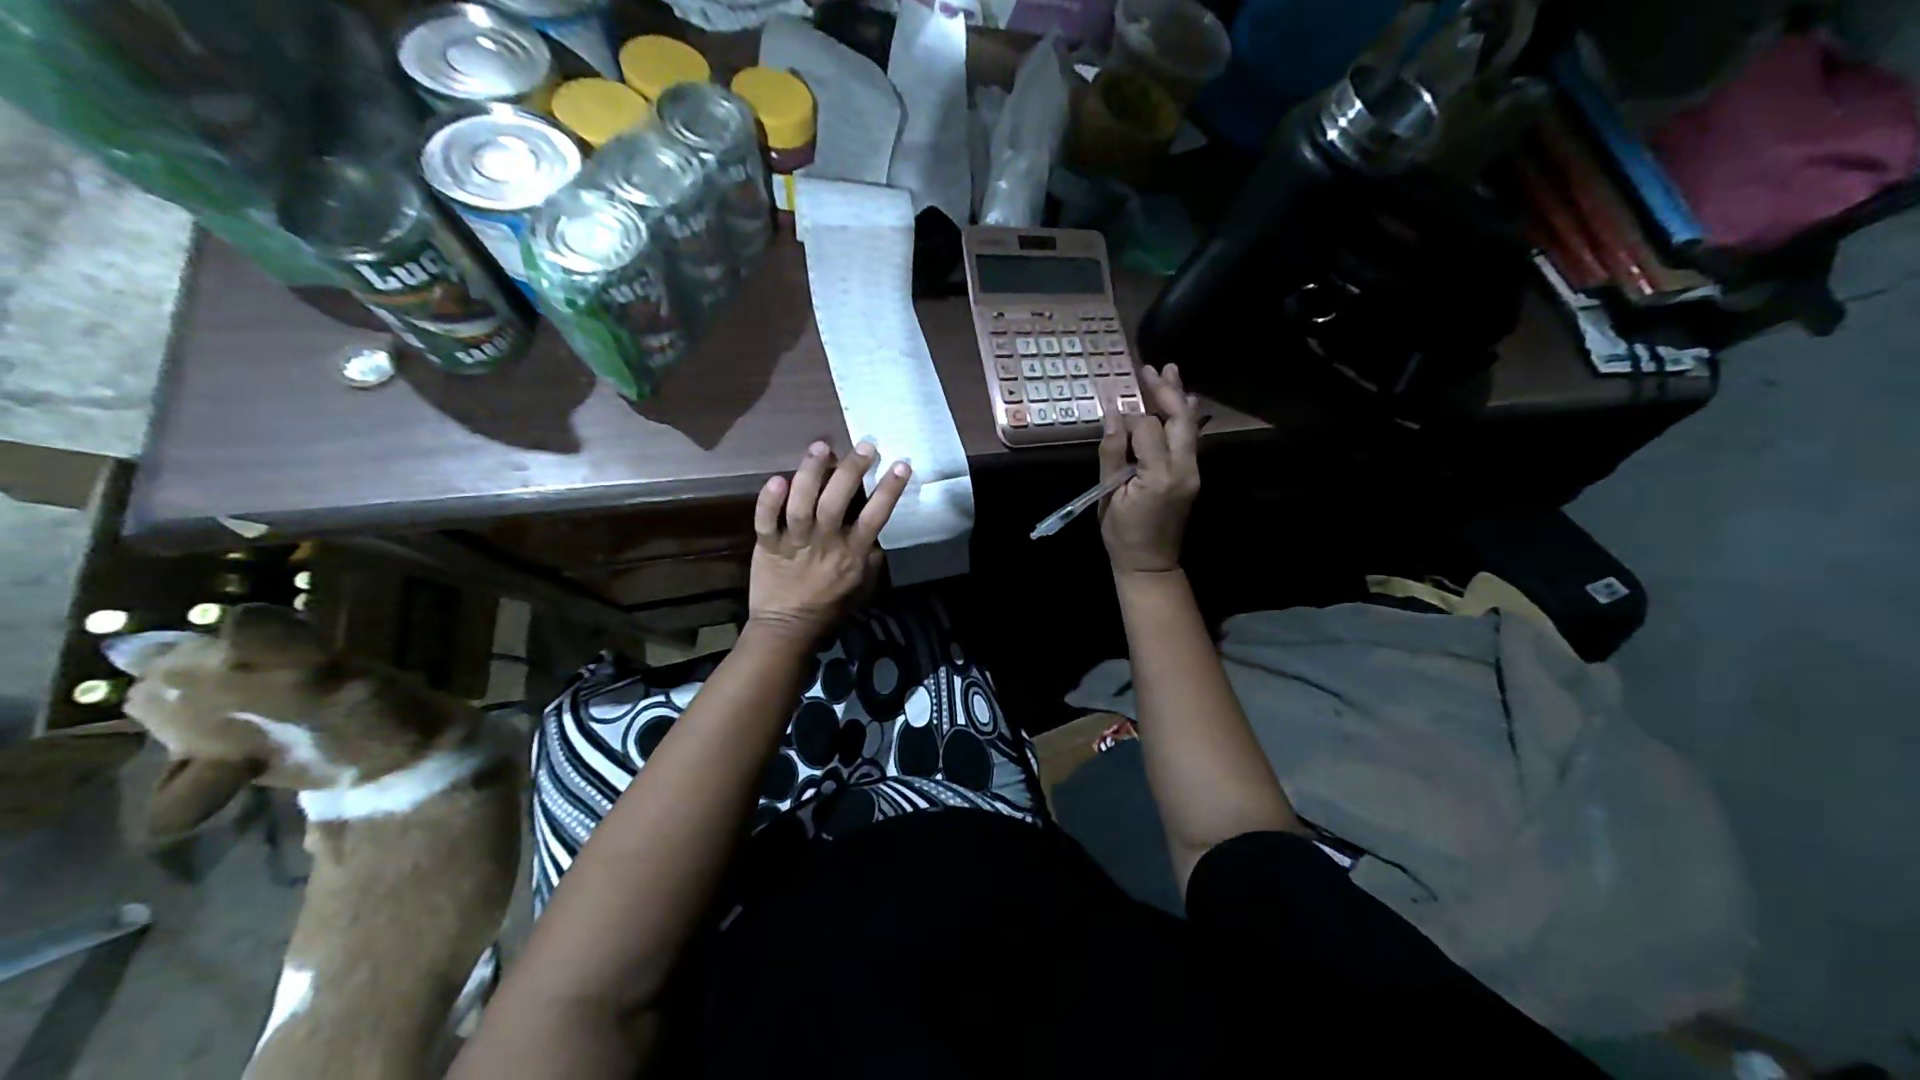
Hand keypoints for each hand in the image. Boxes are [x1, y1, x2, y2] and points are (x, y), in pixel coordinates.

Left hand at [749, 440, 910, 644]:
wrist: (787, 629)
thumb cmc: (830, 608)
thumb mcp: (864, 587)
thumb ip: (871, 558)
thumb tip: (878, 534)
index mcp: (852, 553)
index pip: (875, 516)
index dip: (889, 489)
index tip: (900, 464)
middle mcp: (825, 542)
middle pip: (838, 501)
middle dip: (852, 470)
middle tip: (865, 445)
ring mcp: (795, 543)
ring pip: (801, 503)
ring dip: (811, 473)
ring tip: (822, 447)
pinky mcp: (768, 546)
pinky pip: (766, 521)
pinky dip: (768, 501)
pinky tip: (776, 479)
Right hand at [1098, 364, 1200, 575]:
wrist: (1150, 564)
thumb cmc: (1122, 534)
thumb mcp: (1108, 495)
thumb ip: (1112, 453)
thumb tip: (1112, 414)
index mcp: (1159, 475)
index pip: (1146, 428)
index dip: (1129, 415)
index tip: (1112, 406)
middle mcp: (1183, 469)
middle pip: (1179, 419)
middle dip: (1165, 391)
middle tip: (1152, 368)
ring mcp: (1192, 472)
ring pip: (1189, 426)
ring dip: (1178, 398)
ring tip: (1171, 370)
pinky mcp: (1191, 475)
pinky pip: (1190, 439)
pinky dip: (1185, 417)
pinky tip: (1184, 400)